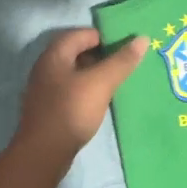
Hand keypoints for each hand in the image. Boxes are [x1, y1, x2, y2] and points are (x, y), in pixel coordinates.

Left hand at [13, 29, 147, 160]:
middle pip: (77, 53)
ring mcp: (45, 90)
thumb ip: (121, 62)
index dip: (106, 37)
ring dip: (94, 76)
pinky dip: (86, 92)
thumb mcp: (100, 84)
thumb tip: (142, 38)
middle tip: (125, 66)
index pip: (83, 34)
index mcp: (54, 55)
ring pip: (74, 74)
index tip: (127, 49)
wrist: (43, 153)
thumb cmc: (71, 112)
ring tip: (116, 84)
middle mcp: (46, 68)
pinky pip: (70, 92)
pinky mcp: (48, 109)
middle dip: (102, 57)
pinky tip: (99, 102)